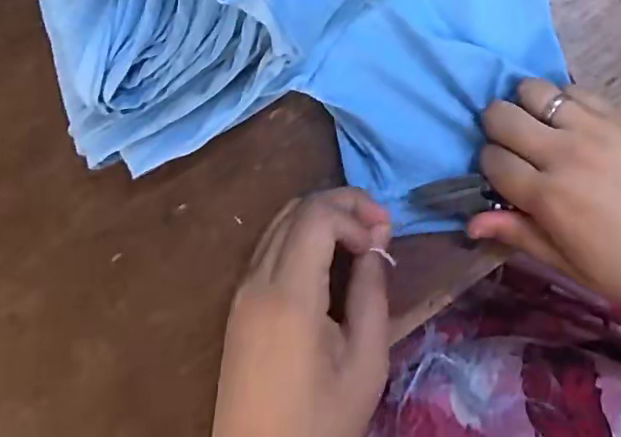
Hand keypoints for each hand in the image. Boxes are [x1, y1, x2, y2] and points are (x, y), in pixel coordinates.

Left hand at [214, 189, 392, 436]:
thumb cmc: (320, 423)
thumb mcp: (365, 363)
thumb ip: (372, 293)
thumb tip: (377, 240)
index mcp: (289, 294)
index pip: (317, 215)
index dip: (355, 214)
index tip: (382, 241)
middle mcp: (258, 280)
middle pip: (299, 208)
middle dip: (343, 205)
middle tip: (379, 226)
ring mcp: (242, 290)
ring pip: (282, 220)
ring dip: (322, 215)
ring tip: (358, 236)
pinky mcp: (238, 304)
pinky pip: (270, 243)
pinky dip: (302, 233)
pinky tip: (327, 255)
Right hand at [467, 78, 620, 328]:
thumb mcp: (573, 266)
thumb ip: (521, 235)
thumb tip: (471, 219)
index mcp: (550, 197)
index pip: (492, 160)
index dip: (489, 168)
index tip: (502, 180)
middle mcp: (564, 152)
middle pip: (501, 115)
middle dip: (495, 129)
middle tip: (513, 149)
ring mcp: (592, 127)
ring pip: (532, 89)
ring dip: (525, 105)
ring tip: (539, 127)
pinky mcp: (617, 115)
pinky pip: (573, 88)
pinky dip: (562, 99)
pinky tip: (571, 121)